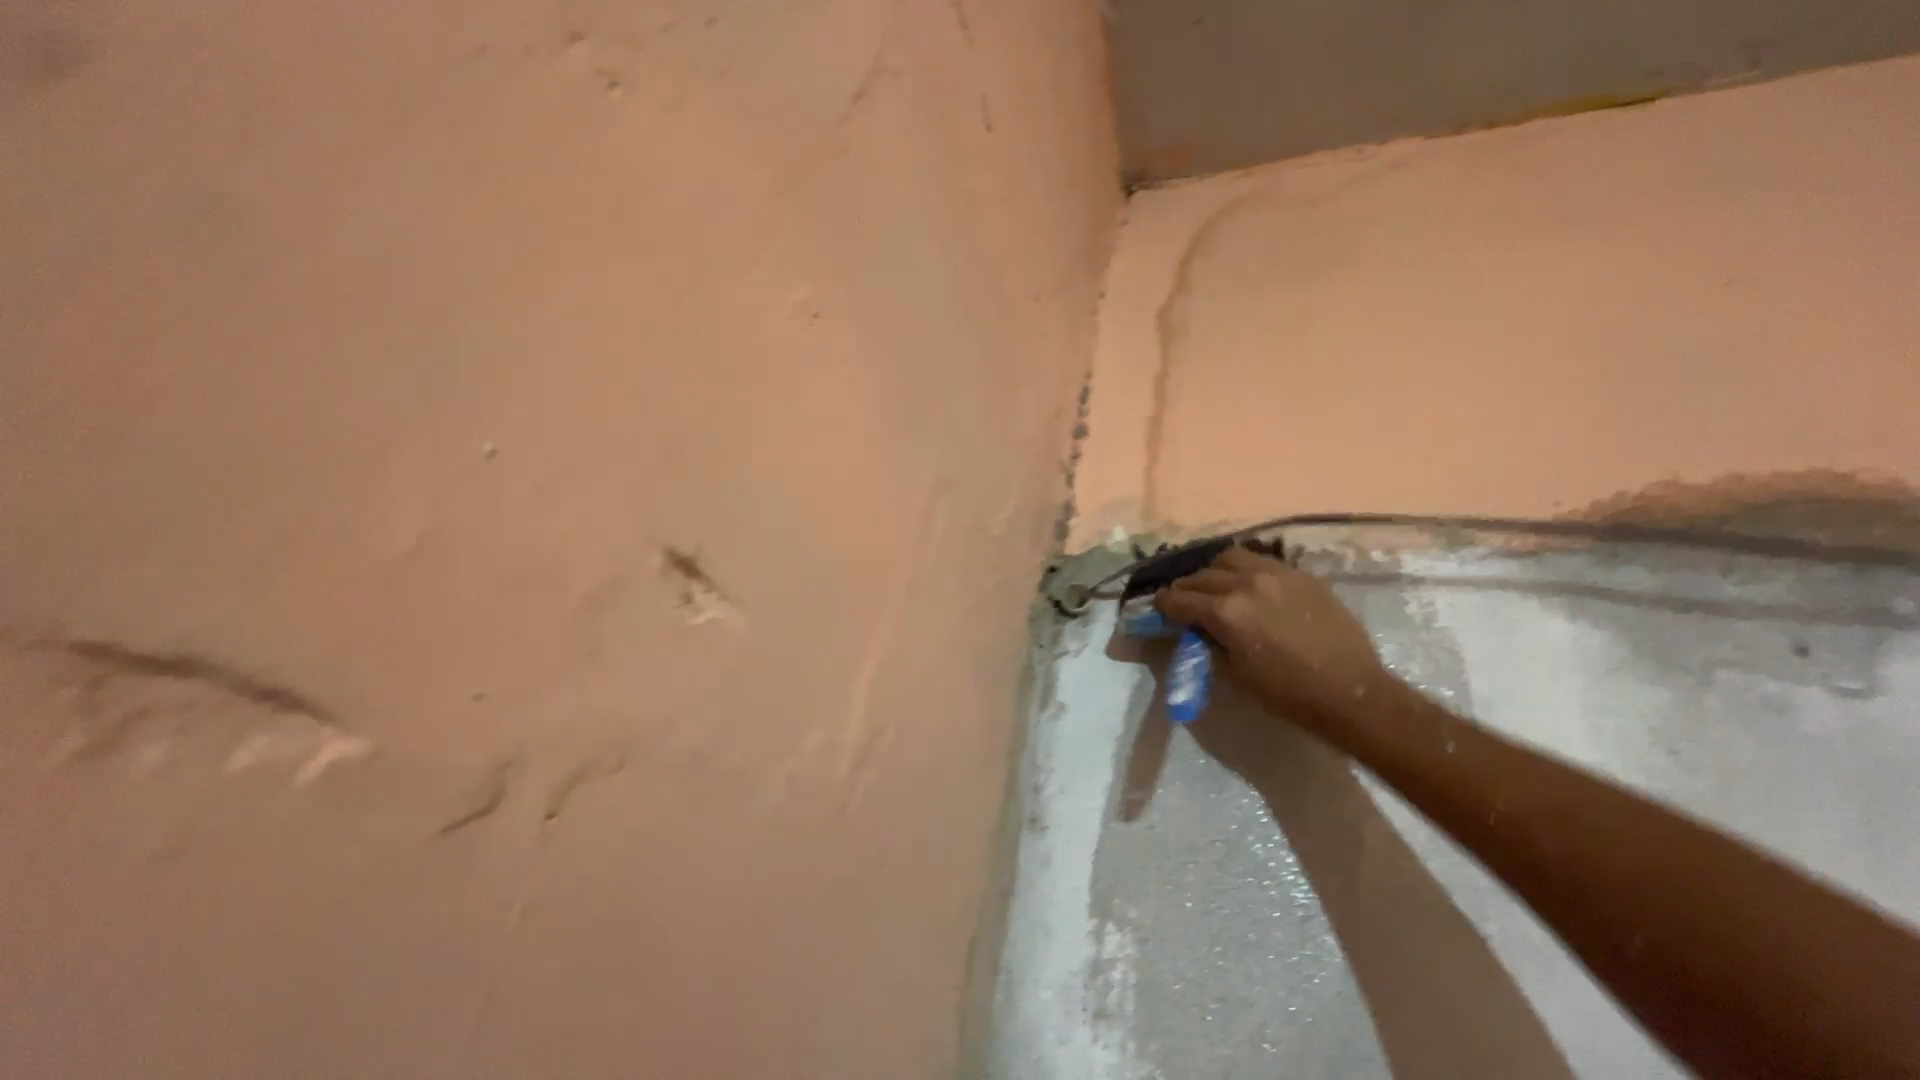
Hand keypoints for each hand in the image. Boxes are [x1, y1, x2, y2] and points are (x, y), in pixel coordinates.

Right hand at [1154, 546, 1392, 719]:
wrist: (1350, 691)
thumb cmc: (1288, 693)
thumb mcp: (1236, 673)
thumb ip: (1211, 642)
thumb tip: (1197, 629)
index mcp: (1226, 612)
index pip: (1181, 599)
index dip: (1163, 604)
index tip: (1158, 606)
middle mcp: (1247, 583)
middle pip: (1202, 575)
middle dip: (1186, 588)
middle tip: (1182, 600)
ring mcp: (1277, 573)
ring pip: (1231, 557)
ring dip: (1215, 571)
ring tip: (1216, 586)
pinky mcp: (1301, 575)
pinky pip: (1263, 562)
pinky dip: (1246, 570)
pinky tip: (1249, 586)